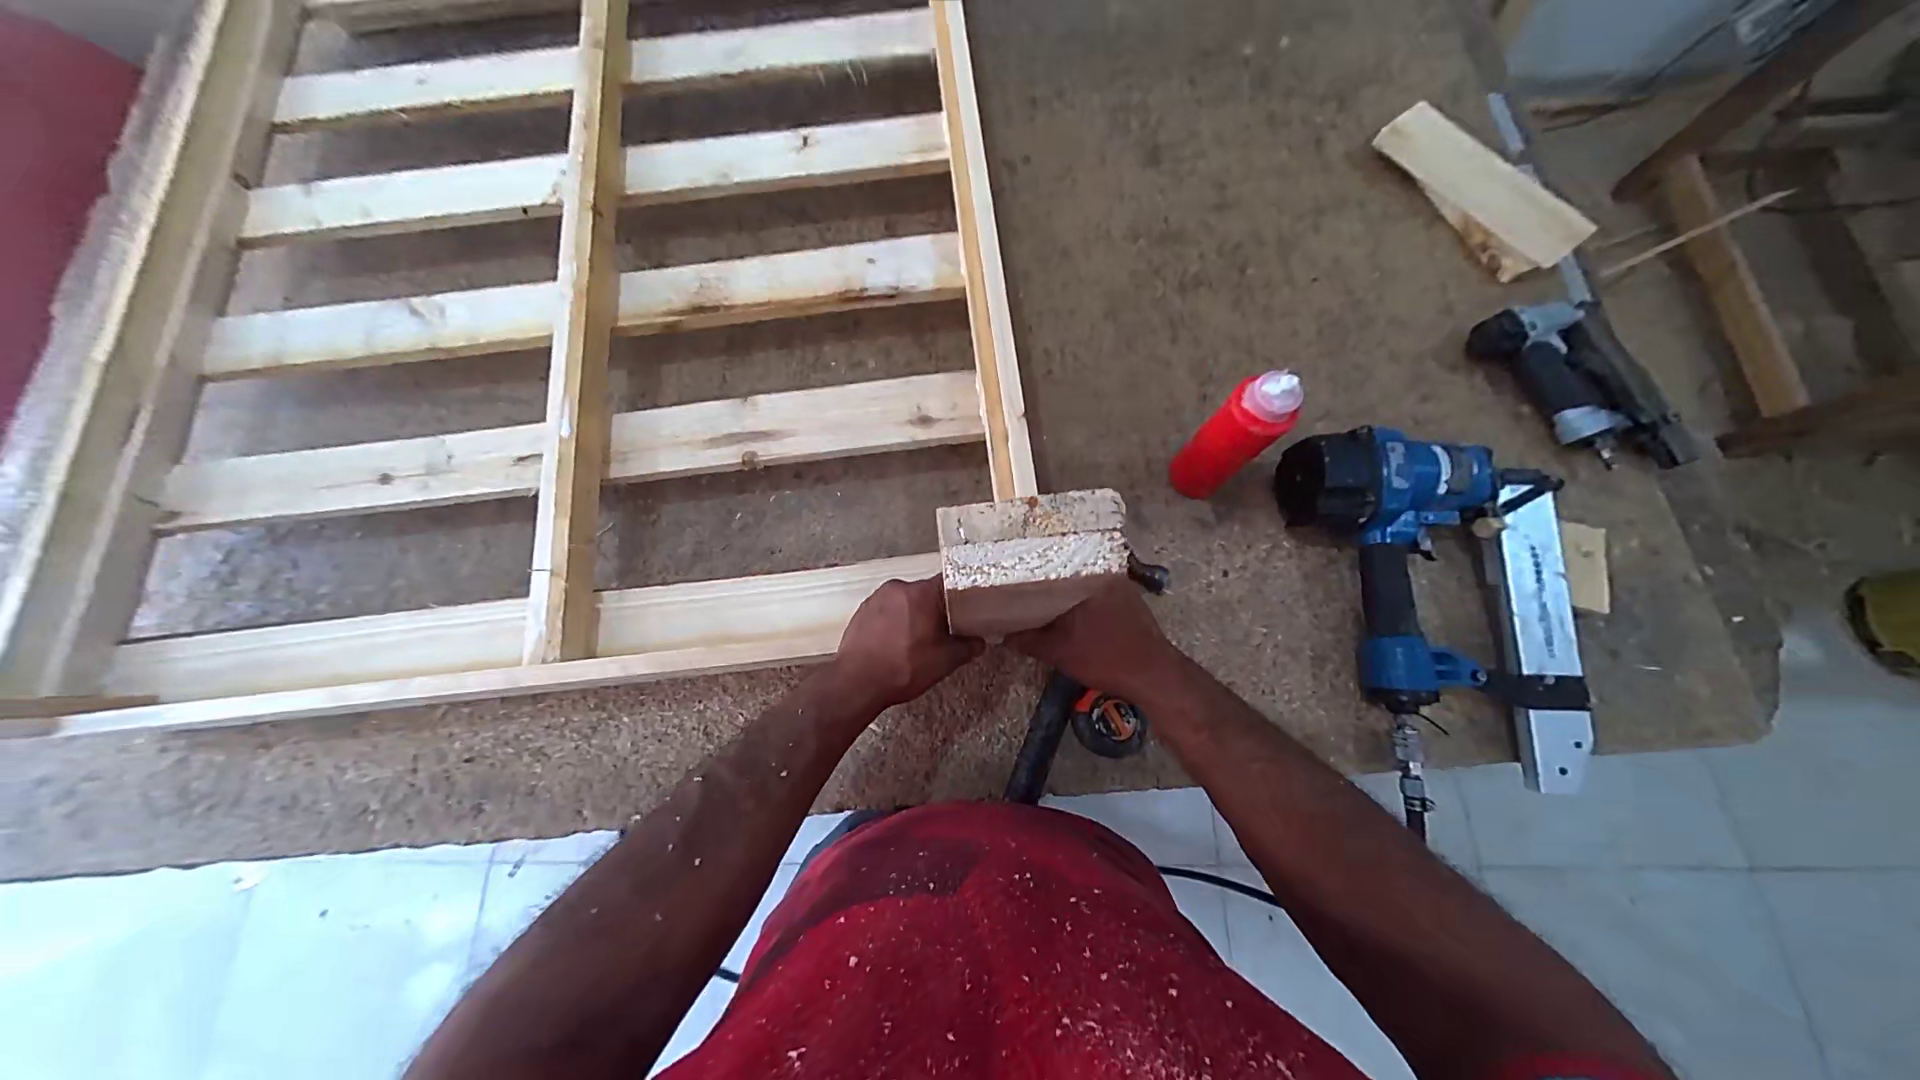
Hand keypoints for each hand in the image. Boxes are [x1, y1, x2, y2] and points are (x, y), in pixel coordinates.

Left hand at [827, 577, 983, 715]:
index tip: (966, 609)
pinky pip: (886, 611)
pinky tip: (896, 644)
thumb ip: (967, 647)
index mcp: (921, 593)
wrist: (857, 683)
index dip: (960, 595)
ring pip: (904, 602)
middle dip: (934, 610)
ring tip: (917, 641)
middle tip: (943, 632)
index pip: (948, 583)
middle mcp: (898, 588)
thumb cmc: (903, 668)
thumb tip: (979, 642)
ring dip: (912, 616)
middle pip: (925, 593)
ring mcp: (876, 598)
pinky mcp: (861, 611)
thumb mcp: (945, 661)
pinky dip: (894, 623)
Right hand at [1004, 580, 1180, 703]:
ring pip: (1080, 585)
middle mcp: (1105, 574)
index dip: (1026, 582)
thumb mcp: (1059, 652)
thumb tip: (1002, 636)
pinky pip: (1095, 593)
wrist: (1154, 676)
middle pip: (1064, 576)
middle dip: (1044, 588)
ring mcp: (1120, 585)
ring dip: (1063, 595)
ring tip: (1039, 604)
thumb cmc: (1106, 660)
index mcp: (1086, 578)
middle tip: (1020, 596)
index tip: (1008, 589)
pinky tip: (1068, 613)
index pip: (1047, 572)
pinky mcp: (1129, 598)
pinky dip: (1080, 602)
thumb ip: (1028, 641)